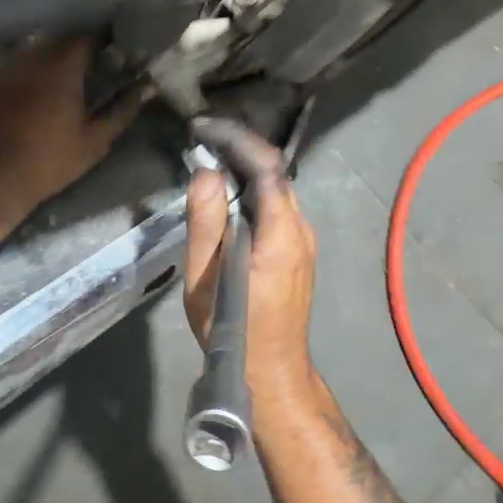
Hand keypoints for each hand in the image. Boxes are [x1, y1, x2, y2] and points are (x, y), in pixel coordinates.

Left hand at [0, 36, 142, 222]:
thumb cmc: (50, 161)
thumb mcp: (95, 140)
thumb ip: (123, 109)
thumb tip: (148, 87)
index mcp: (62, 66)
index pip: (86, 35)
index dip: (103, 38)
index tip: (115, 48)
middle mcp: (33, 57)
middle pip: (60, 37)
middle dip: (79, 45)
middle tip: (96, 62)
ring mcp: (8, 68)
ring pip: (37, 48)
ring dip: (54, 55)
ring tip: (69, 74)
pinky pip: (18, 63)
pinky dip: (33, 69)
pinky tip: (40, 88)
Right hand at [182, 119, 318, 401]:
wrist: (271, 373)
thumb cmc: (234, 330)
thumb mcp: (206, 279)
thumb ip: (207, 223)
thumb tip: (206, 172)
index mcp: (283, 233)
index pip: (266, 166)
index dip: (236, 140)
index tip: (202, 128)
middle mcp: (301, 229)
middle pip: (273, 173)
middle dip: (236, 150)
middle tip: (198, 140)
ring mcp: (304, 240)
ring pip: (274, 190)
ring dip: (242, 170)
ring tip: (206, 160)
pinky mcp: (297, 250)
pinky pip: (275, 208)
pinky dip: (250, 192)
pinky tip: (225, 196)